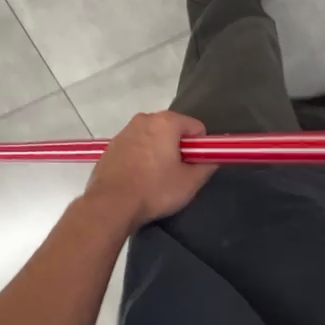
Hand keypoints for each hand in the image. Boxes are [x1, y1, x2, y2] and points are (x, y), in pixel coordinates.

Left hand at [84, 111, 216, 232]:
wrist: (112, 205)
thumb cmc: (155, 190)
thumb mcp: (191, 182)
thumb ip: (208, 165)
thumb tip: (213, 158)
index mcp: (165, 122)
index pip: (196, 126)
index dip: (200, 147)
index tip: (195, 165)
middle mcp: (143, 119)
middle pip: (172, 129)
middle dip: (179, 147)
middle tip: (177, 172)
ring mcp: (124, 132)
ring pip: (153, 137)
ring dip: (159, 151)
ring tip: (157, 178)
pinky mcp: (111, 146)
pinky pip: (135, 146)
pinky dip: (141, 157)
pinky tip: (139, 178)